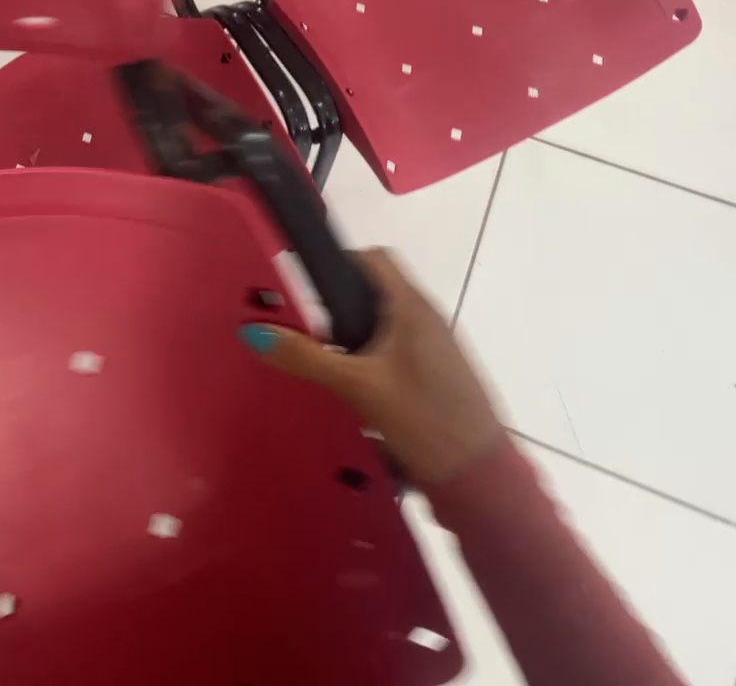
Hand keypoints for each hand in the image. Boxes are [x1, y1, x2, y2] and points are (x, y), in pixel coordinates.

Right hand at [238, 248, 503, 485]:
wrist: (481, 478)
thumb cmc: (423, 419)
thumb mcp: (356, 387)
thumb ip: (306, 358)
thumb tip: (255, 334)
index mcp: (411, 307)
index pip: (374, 258)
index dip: (339, 261)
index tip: (308, 284)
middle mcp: (428, 317)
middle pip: (376, 290)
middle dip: (339, 304)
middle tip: (310, 329)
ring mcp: (437, 346)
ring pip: (386, 321)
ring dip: (355, 333)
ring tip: (328, 359)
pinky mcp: (439, 372)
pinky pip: (397, 347)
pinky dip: (372, 354)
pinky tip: (357, 384)